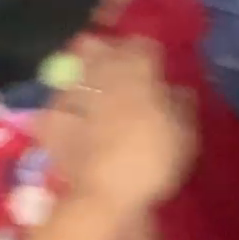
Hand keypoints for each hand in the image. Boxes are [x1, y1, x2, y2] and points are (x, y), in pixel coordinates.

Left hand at [62, 37, 193, 214]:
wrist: (106, 195)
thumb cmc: (153, 163)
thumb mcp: (184, 135)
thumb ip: (181, 106)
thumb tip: (177, 89)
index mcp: (138, 74)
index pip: (141, 43)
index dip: (146, 48)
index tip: (153, 59)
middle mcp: (102, 76)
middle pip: (98, 45)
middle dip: (106, 50)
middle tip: (117, 63)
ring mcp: (75, 96)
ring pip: (75, 71)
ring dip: (83, 75)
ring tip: (92, 89)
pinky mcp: (54, 120)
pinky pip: (56, 106)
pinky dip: (63, 109)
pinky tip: (70, 117)